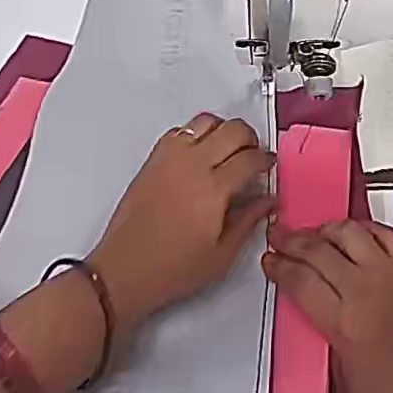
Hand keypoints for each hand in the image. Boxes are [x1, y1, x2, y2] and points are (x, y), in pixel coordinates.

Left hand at [90, 114, 274, 328]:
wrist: (125, 270)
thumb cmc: (171, 268)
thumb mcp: (222, 255)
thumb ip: (248, 221)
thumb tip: (268, 201)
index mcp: (214, 189)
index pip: (251, 157)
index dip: (266, 159)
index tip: (268, 165)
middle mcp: (193, 165)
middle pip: (234, 129)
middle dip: (250, 138)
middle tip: (252, 155)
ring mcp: (171, 158)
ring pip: (207, 121)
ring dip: (223, 130)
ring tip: (228, 149)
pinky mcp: (154, 159)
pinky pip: (180, 130)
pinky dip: (196, 132)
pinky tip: (199, 152)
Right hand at [262, 220, 392, 392]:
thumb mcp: (332, 364)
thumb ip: (314, 319)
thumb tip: (297, 288)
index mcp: (345, 323)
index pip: (300, 278)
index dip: (279, 265)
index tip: (270, 261)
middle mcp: (369, 293)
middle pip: (319, 250)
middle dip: (292, 241)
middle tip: (280, 237)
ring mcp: (391, 278)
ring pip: (350, 232)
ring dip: (326, 230)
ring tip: (313, 235)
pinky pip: (384, 235)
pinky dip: (365, 229)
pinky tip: (352, 234)